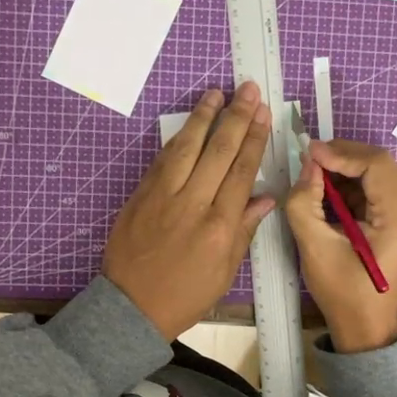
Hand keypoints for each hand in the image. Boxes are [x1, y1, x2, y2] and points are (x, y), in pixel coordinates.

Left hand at [104, 83, 274, 340]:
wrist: (132, 307)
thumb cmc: (186, 296)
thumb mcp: (224, 272)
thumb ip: (243, 230)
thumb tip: (264, 197)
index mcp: (219, 227)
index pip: (241, 171)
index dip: (254, 139)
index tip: (263, 113)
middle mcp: (192, 205)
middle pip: (218, 151)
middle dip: (235, 117)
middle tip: (248, 89)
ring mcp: (162, 197)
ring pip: (186, 147)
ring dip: (203, 117)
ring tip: (217, 93)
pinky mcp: (140, 195)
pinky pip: (162, 159)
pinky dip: (178, 139)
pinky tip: (190, 124)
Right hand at [285, 140, 396, 352]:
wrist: (365, 326)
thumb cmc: (341, 292)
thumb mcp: (314, 247)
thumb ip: (305, 202)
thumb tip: (308, 166)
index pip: (376, 165)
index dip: (341, 153)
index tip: (310, 154)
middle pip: (380, 165)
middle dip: (343, 157)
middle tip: (310, 160)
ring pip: (378, 174)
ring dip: (345, 170)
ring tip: (314, 177)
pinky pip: (376, 190)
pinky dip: (351, 185)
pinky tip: (328, 193)